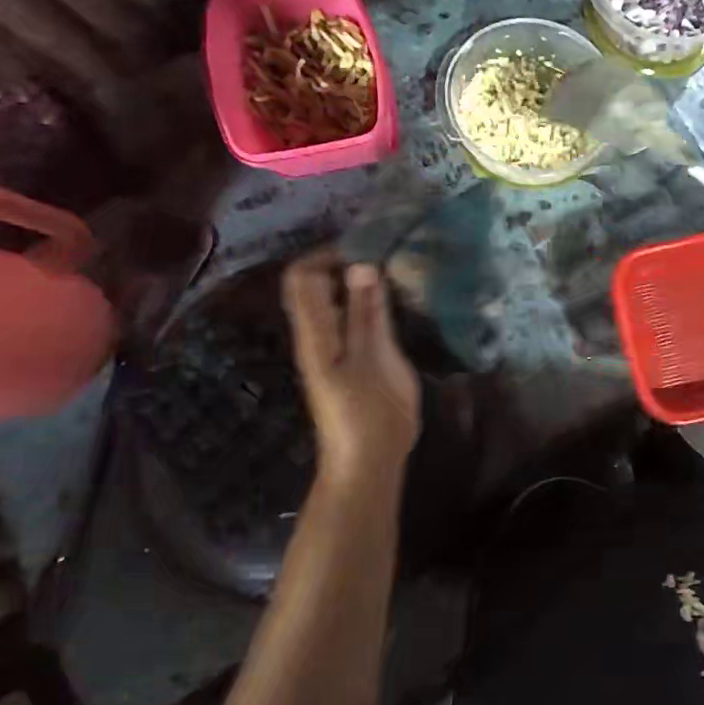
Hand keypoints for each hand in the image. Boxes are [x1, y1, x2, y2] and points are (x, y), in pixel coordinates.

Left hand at [282, 253, 421, 477]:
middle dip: (348, 262)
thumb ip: (366, 312)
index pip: (303, 276)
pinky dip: (373, 301)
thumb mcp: (372, 358)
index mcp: (315, 332)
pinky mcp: (356, 358)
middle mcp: (318, 334)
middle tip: (390, 251)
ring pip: (339, 299)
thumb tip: (361, 264)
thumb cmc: (367, 411)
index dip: (328, 253)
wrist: (368, 459)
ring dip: (363, 281)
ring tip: (400, 269)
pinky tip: (401, 300)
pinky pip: (357, 317)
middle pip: (318, 284)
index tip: (369, 244)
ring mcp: (336, 347)